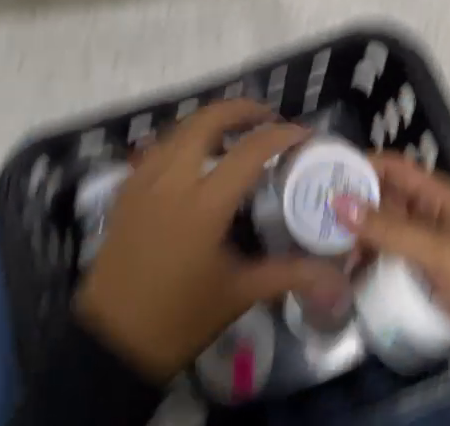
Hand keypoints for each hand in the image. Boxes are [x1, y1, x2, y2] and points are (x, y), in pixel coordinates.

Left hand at [75, 100, 348, 382]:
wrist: (113, 339)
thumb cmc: (180, 318)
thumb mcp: (239, 293)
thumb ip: (290, 274)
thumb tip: (336, 276)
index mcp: (203, 205)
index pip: (249, 151)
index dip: (281, 135)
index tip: (304, 134)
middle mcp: (171, 180)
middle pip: (207, 120)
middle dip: (242, 109)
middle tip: (269, 118)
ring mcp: (143, 179)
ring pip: (179, 128)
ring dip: (211, 121)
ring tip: (238, 134)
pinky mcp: (126, 188)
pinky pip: (159, 147)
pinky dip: (183, 139)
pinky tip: (197, 157)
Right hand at [335, 152, 449, 402]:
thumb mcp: (439, 255)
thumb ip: (388, 229)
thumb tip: (336, 200)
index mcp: (443, 199)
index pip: (392, 167)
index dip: (357, 165)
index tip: (315, 173)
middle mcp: (433, 219)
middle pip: (383, 203)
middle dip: (349, 208)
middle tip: (305, 218)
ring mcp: (430, 255)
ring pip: (383, 239)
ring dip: (356, 244)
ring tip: (316, 253)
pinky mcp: (426, 288)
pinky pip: (391, 271)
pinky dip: (368, 272)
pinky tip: (341, 281)